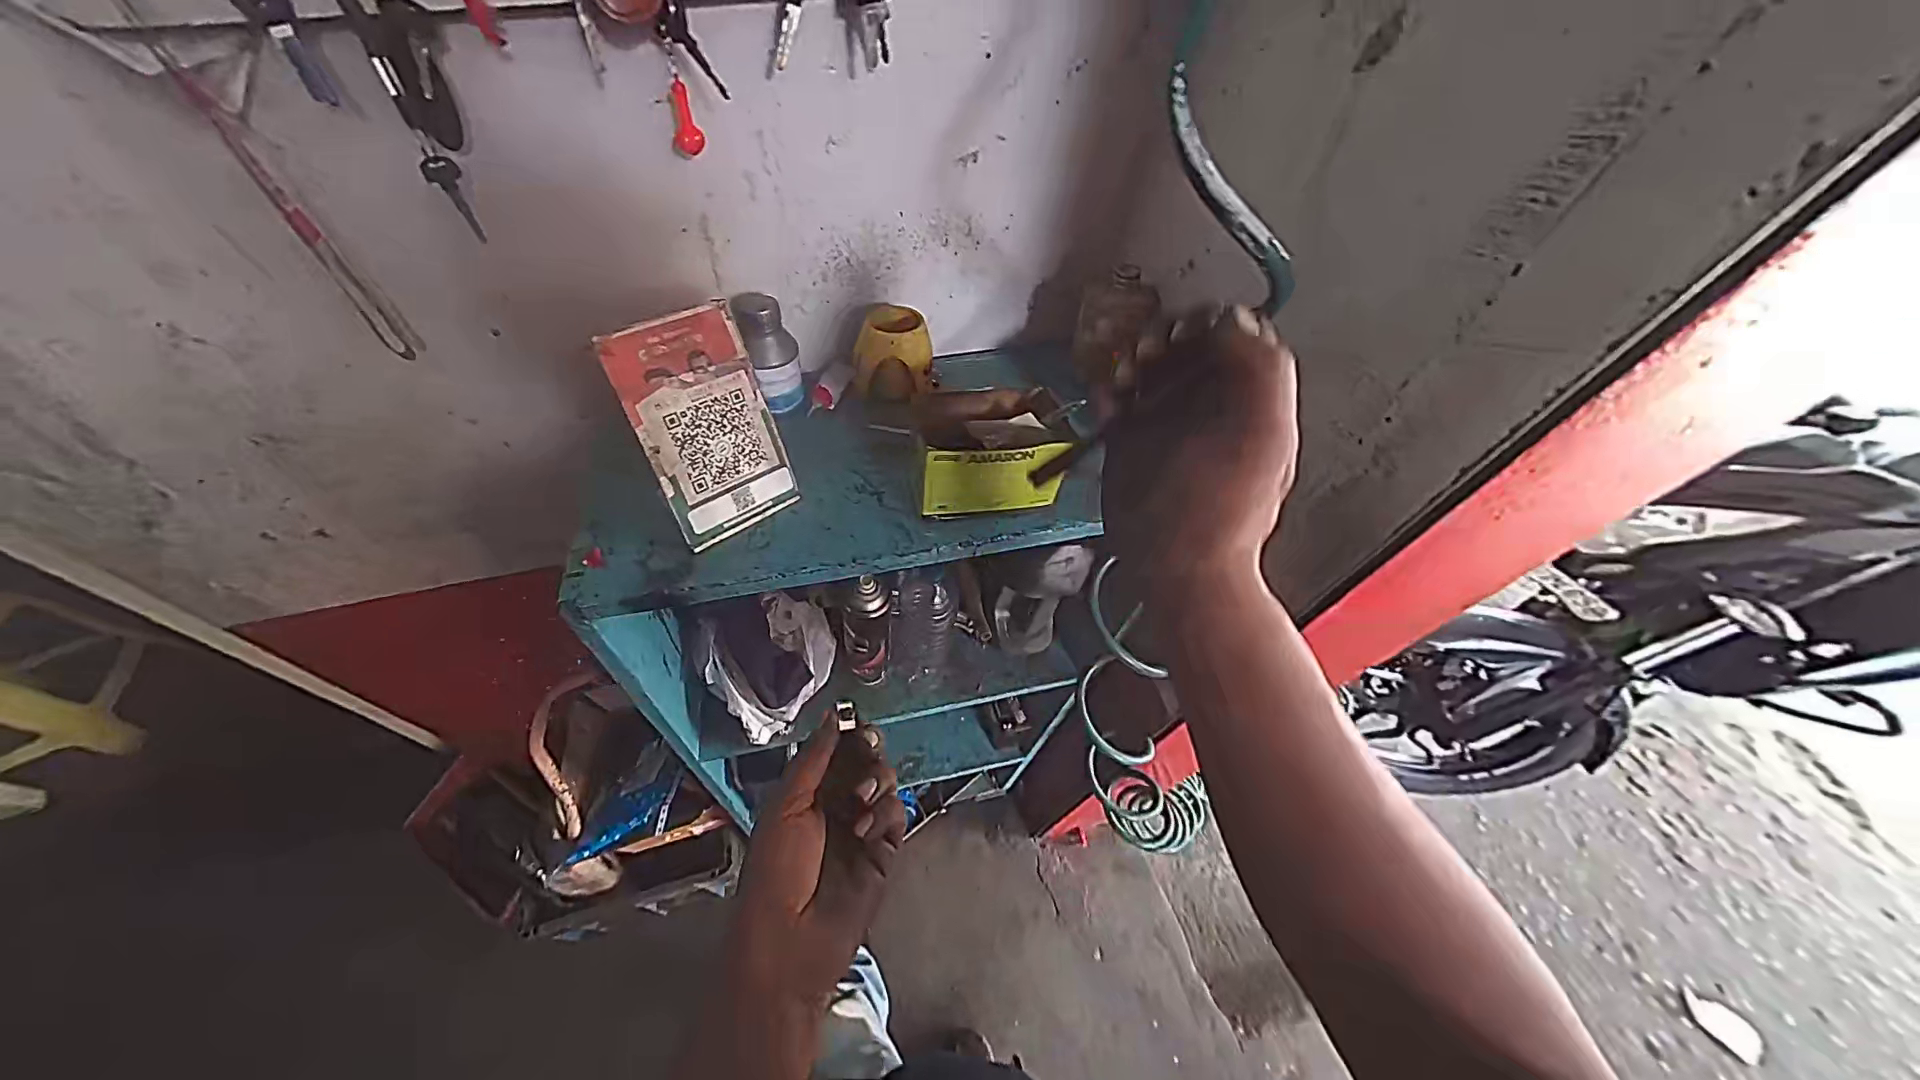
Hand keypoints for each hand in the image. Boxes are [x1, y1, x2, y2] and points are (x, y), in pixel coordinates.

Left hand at [728, 717, 906, 1008]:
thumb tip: (833, 716)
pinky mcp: (884, 851)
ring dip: (876, 780)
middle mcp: (837, 804)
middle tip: (867, 747)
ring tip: (860, 800)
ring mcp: (862, 827)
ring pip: (885, 783)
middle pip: (866, 761)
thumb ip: (813, 759)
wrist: (788, 941)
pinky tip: (865, 829)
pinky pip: (895, 815)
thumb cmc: (774, 870)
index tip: (855, 722)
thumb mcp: (785, 807)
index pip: (837, 751)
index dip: (848, 734)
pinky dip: (884, 813)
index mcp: (808, 792)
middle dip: (869, 750)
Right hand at [1102, 304, 1299, 600]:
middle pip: (1181, 344)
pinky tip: (1108, 396)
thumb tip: (1236, 319)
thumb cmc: (1225, 506)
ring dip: (1131, 359)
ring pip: (1145, 367)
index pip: (1230, 335)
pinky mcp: (1127, 441)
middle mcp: (1204, 402)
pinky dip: (1107, 389)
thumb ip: (1264, 370)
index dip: (1208, 322)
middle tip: (1149, 353)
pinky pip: (1114, 399)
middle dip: (1163, 337)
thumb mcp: (1265, 434)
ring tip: (1126, 377)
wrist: (1179, 562)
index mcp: (1245, 396)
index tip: (1186, 332)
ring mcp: (1163, 421)